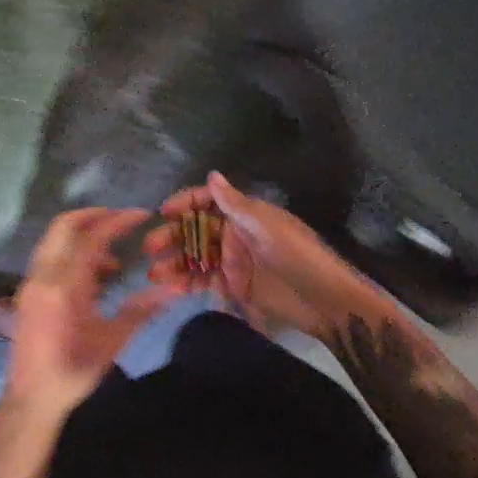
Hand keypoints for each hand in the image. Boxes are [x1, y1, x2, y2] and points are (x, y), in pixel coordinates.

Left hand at [3, 207, 177, 420]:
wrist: (32, 398)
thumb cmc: (74, 371)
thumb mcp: (112, 341)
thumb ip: (141, 310)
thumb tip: (174, 290)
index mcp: (64, 286)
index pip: (91, 238)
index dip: (118, 221)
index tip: (142, 215)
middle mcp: (42, 277)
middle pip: (64, 227)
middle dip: (95, 217)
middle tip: (123, 220)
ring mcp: (31, 284)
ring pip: (54, 242)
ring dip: (83, 239)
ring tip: (114, 262)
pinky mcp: (27, 295)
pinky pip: (49, 260)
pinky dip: (71, 256)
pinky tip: (94, 280)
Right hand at [146, 172, 382, 337]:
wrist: (326, 302)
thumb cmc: (300, 257)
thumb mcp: (268, 228)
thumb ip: (236, 205)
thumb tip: (213, 175)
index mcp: (246, 214)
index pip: (209, 201)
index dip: (185, 204)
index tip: (163, 213)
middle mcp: (237, 234)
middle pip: (197, 231)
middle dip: (173, 238)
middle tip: (151, 250)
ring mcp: (236, 262)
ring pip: (197, 258)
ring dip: (176, 264)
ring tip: (155, 275)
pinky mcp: (237, 287)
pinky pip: (207, 281)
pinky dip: (189, 284)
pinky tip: (173, 289)